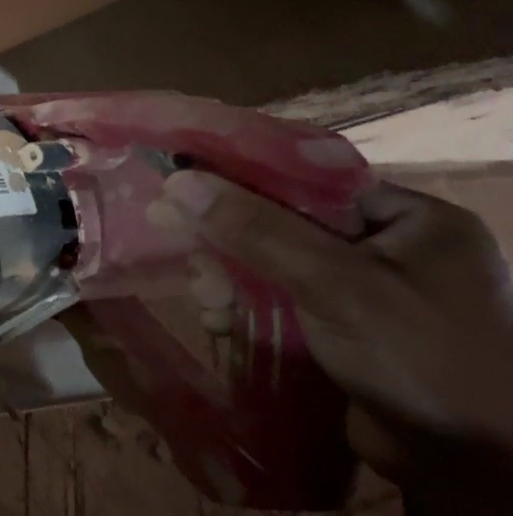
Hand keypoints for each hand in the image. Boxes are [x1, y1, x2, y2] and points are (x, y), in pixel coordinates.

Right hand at [151, 171, 512, 489]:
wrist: (475, 473)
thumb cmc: (425, 362)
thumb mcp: (339, 286)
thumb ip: (257, 229)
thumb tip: (177, 179)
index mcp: (417, 221)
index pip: (310, 180)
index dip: (242, 179)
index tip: (180, 184)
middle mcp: (395, 248)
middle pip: (284, 220)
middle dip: (229, 239)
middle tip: (177, 240)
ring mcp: (371, 292)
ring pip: (274, 261)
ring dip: (229, 277)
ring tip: (206, 297)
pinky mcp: (346, 329)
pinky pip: (280, 298)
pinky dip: (245, 305)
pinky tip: (220, 318)